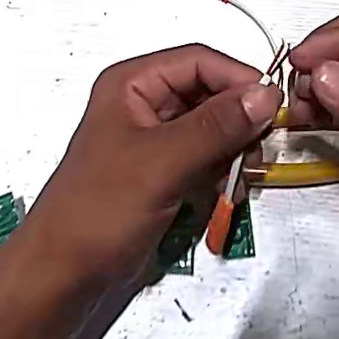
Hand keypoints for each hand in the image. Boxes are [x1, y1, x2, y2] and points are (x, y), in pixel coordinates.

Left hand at [23, 45, 281, 293]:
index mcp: (133, 83)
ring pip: (213, 126)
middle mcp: (146, 102)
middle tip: (260, 148)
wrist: (63, 276)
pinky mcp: (165, 169)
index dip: (238, 77)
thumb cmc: (100, 210)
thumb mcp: (162, 163)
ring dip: (234, 148)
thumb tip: (268, 95)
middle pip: (209, 92)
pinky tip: (229, 190)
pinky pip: (207, 155)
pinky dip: (223, 169)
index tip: (274, 104)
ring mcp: (156, 138)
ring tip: (242, 175)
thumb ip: (216, 127)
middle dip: (238, 119)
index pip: (198, 61)